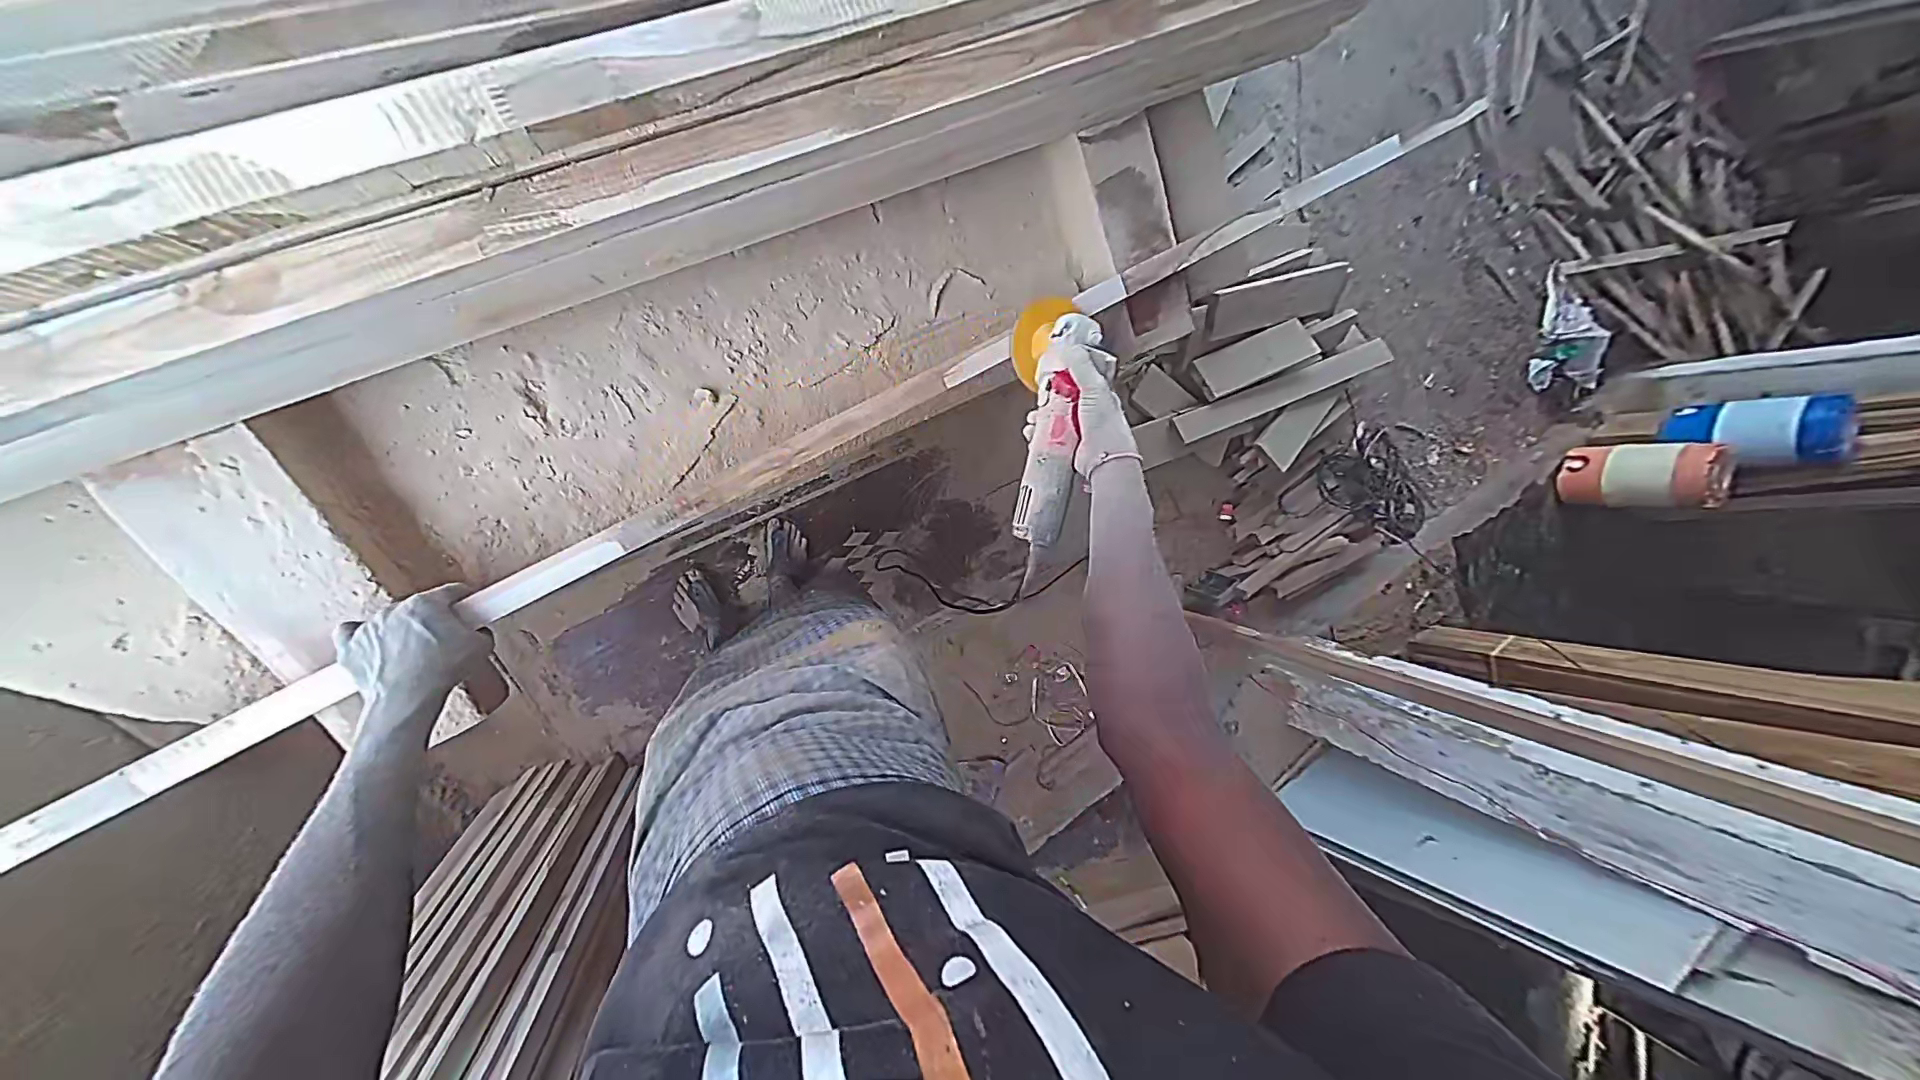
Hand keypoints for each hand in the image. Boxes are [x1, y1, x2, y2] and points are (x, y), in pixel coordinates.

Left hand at [333, 584, 493, 724]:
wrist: (406, 698)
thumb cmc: (439, 671)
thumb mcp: (481, 647)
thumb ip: (481, 631)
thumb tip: (477, 632)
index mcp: (427, 603)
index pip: (451, 591)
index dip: (465, 600)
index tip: (468, 609)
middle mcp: (395, 609)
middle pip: (420, 606)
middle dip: (434, 618)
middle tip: (447, 637)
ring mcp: (369, 626)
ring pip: (390, 619)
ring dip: (403, 630)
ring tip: (417, 651)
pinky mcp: (351, 646)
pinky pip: (351, 632)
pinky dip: (362, 636)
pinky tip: (375, 642)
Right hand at [1022, 343, 1138, 478]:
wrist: (1104, 462)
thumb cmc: (1106, 426)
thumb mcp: (1094, 388)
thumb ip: (1081, 366)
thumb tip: (1068, 346)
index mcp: (1100, 395)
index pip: (1082, 378)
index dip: (1066, 373)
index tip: (1052, 371)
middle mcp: (1090, 412)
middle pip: (1064, 399)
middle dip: (1048, 399)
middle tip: (1040, 399)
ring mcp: (1079, 431)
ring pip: (1054, 419)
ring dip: (1040, 419)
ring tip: (1033, 420)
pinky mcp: (1068, 448)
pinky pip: (1049, 438)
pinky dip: (1038, 436)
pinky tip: (1033, 434)